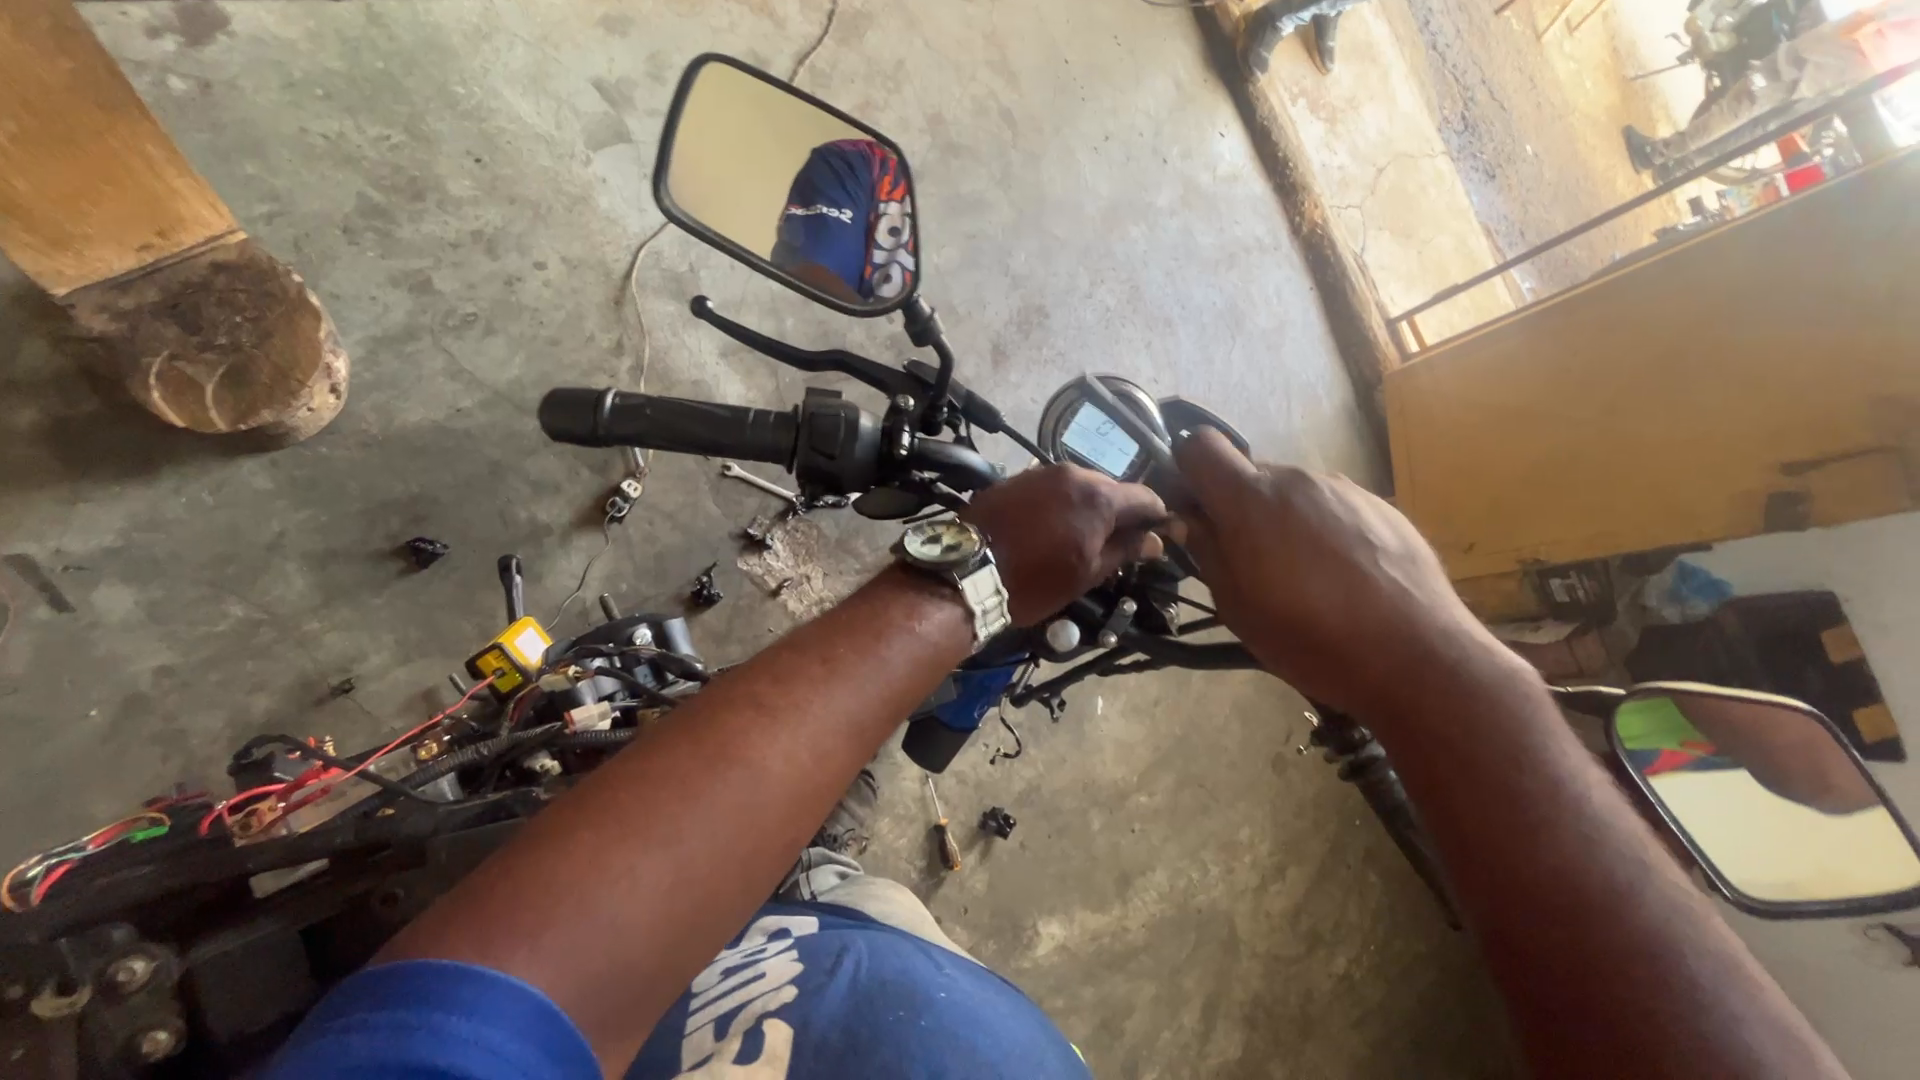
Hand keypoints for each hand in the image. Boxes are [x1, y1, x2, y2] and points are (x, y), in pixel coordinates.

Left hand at [960, 464, 1166, 625]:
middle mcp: (1072, 473)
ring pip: (1079, 486)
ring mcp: (1039, 473)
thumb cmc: (1034, 582)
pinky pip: (1049, 488)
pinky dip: (1057, 504)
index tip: (1154, 535)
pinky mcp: (1013, 479)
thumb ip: (1125, 550)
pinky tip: (1048, 528)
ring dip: (1085, 508)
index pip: (1145, 496)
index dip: (1154, 516)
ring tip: (1077, 538)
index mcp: (1098, 497)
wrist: (967, 574)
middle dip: (1117, 513)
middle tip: (1112, 544)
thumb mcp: (1087, 573)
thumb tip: (1155, 541)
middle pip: (1110, 488)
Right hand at [1173, 429, 1515, 715]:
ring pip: (1291, 494)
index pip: (1199, 446)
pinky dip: (1321, 532)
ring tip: (1301, 578)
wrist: (1416, 655)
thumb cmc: (1310, 638)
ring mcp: (1344, 489)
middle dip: (1236, 509)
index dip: (1187, 473)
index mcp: (1250, 499)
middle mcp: (1296, 480)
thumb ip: (1207, 551)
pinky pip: (1331, 508)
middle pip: (1248, 475)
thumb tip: (1189, 519)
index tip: (1192, 514)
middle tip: (1247, 564)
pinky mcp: (1381, 507)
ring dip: (1281, 522)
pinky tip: (1341, 580)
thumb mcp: (1236, 605)